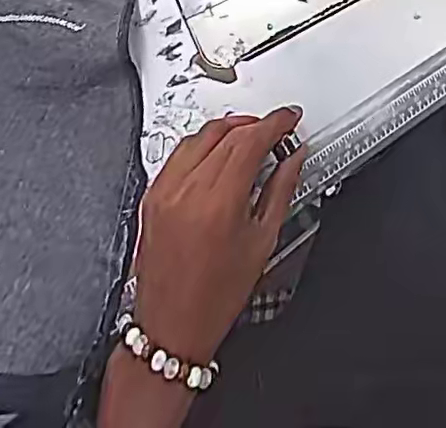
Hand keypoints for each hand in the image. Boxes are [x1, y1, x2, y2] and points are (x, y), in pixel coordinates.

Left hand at [131, 108, 306, 364]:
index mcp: (219, 202)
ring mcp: (166, 190)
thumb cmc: (215, 297)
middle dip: (256, 125)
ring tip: (249, 136)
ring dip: (229, 128)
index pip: (250, 140)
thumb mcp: (262, 242)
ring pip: (202, 135)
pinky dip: (203, 143)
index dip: (275, 123)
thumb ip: (281, 189)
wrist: (171, 327)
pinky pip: (180, 151)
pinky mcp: (152, 194)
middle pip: (228, 133)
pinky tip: (217, 151)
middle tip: (275, 130)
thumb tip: (293, 157)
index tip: (288, 119)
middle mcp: (188, 190)